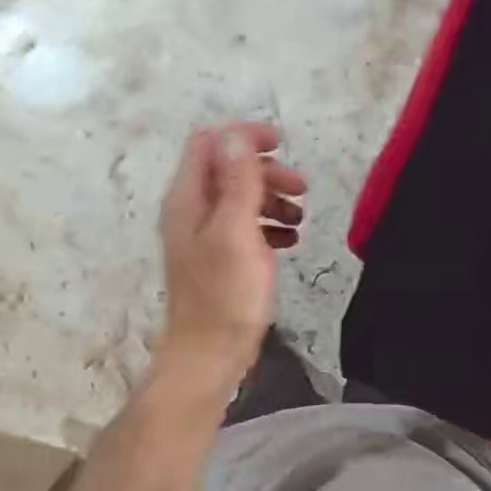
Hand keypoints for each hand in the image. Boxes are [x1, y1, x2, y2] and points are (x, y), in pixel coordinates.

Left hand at [155, 123, 307, 391]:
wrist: (210, 355)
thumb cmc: (225, 295)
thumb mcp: (236, 232)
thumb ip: (236, 182)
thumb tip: (236, 135)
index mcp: (188, 199)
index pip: (210, 144)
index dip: (244, 137)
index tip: (282, 144)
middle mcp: (191, 213)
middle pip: (228, 171)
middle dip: (266, 173)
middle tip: (301, 190)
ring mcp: (205, 239)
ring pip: (239, 201)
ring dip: (271, 201)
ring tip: (300, 220)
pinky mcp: (220, 262)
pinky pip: (244, 230)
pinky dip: (268, 228)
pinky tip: (289, 242)